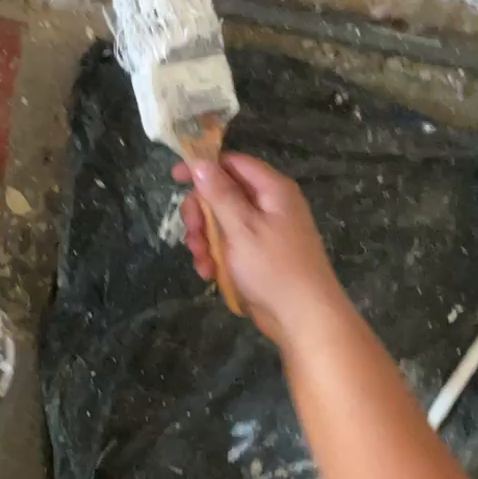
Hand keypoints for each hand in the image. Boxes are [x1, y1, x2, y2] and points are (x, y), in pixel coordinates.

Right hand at [174, 152, 348, 347]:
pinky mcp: (257, 254)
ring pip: (221, 221)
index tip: (175, 179)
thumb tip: (200, 162)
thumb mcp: (242, 227)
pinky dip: (215, 255)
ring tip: (202, 261)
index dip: (203, 168)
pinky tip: (209, 273)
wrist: (302, 316)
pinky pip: (228, 244)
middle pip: (223, 194)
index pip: (232, 164)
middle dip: (201, 214)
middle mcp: (269, 205)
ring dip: (204, 239)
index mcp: (271, 190)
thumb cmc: (273, 267)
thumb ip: (220, 193)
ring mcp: (263, 231)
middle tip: (192, 234)